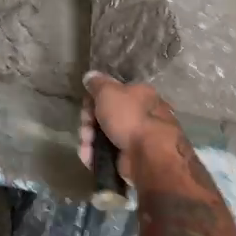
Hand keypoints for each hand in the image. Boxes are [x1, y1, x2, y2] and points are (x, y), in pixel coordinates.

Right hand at [80, 72, 199, 186]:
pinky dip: (95, 155)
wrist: (149, 155)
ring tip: (86, 146)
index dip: (94, 100)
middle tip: (86, 129)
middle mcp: (140, 115)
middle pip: (105, 116)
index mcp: (140, 95)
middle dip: (89, 123)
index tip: (86, 106)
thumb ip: (97, 84)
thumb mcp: (109, 92)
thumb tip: (90, 76)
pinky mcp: (129, 159)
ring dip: (89, 140)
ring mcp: (135, 138)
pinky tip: (89, 157)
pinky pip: (106, 154)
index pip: (112, 94)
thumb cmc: (130, 117)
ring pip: (103, 136)